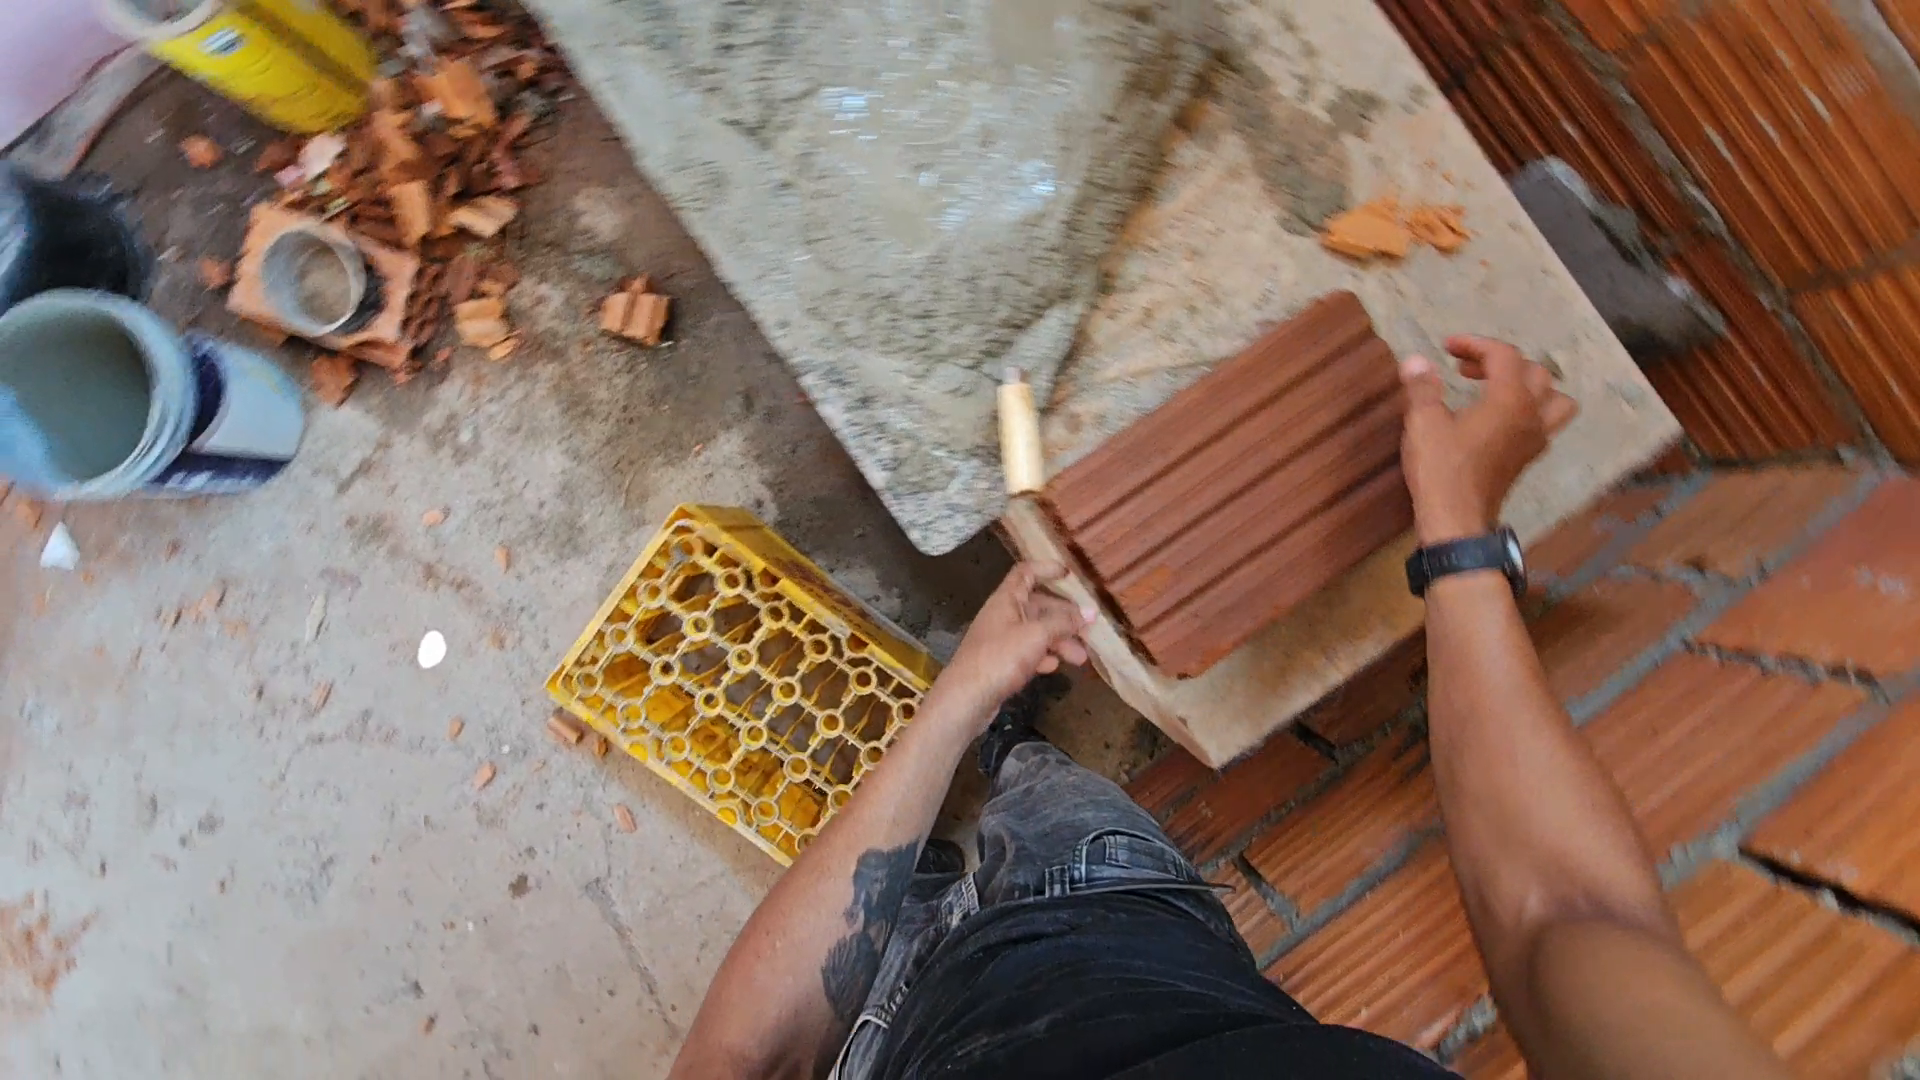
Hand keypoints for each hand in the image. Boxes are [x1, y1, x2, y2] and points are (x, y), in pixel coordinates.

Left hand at [934, 563, 1093, 725]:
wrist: (966, 698)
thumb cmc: (1000, 658)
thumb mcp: (1036, 636)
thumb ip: (1063, 622)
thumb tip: (1090, 612)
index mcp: (1006, 599)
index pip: (1026, 573)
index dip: (1046, 569)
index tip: (1069, 574)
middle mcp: (1003, 615)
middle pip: (1037, 606)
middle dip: (1064, 617)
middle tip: (1089, 630)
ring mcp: (1001, 640)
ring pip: (1036, 632)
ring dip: (1059, 641)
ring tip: (1081, 659)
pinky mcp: (1001, 663)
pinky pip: (1028, 652)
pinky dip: (1043, 656)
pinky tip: (1055, 667)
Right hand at [1400, 336, 1577, 544]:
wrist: (1456, 516)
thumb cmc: (1440, 467)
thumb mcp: (1423, 423)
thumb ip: (1422, 388)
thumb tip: (1414, 361)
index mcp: (1509, 399)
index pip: (1504, 356)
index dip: (1476, 344)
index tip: (1447, 347)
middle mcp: (1532, 414)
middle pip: (1534, 372)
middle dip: (1499, 363)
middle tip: (1464, 370)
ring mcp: (1535, 438)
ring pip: (1555, 399)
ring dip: (1529, 386)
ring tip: (1498, 390)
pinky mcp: (1527, 457)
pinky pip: (1545, 423)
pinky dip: (1527, 411)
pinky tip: (1499, 420)